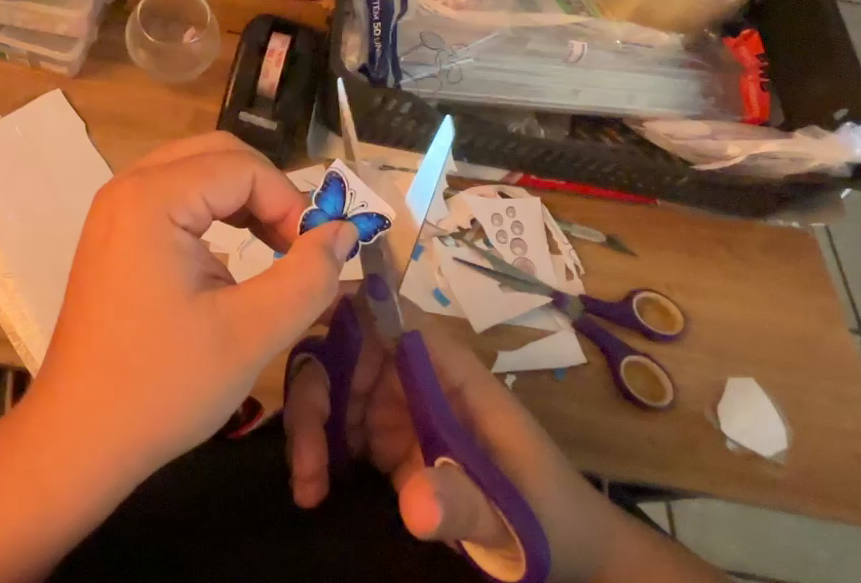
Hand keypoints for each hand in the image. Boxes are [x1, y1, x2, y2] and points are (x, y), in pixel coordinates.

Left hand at [29, 132, 357, 477]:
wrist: (79, 438)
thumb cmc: (162, 386)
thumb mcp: (250, 334)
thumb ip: (307, 276)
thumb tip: (342, 232)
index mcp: (152, 199)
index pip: (244, 168)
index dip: (290, 204)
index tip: (313, 256)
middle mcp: (127, 188)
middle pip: (218, 154)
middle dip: (267, 192)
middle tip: (296, 245)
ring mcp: (115, 210)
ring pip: (196, 172)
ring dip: (242, 199)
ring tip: (274, 248)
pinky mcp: (114, 235)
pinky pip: (174, 197)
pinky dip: (212, 213)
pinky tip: (231, 256)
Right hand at [285, 320, 625, 582]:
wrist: (571, 554)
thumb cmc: (550, 519)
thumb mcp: (512, 516)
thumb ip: (465, 505)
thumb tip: (412, 505)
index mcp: (448, 369)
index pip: (388, 313)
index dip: (338, 307)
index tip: (289, 328)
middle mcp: (416, 375)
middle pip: (344, 350)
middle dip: (312, 394)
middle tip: (303, 460)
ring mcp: (398, 406)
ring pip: (331, 387)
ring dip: (307, 427)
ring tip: (305, 485)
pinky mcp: (386, 440)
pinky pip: (336, 427)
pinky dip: (315, 451)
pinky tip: (311, 488)